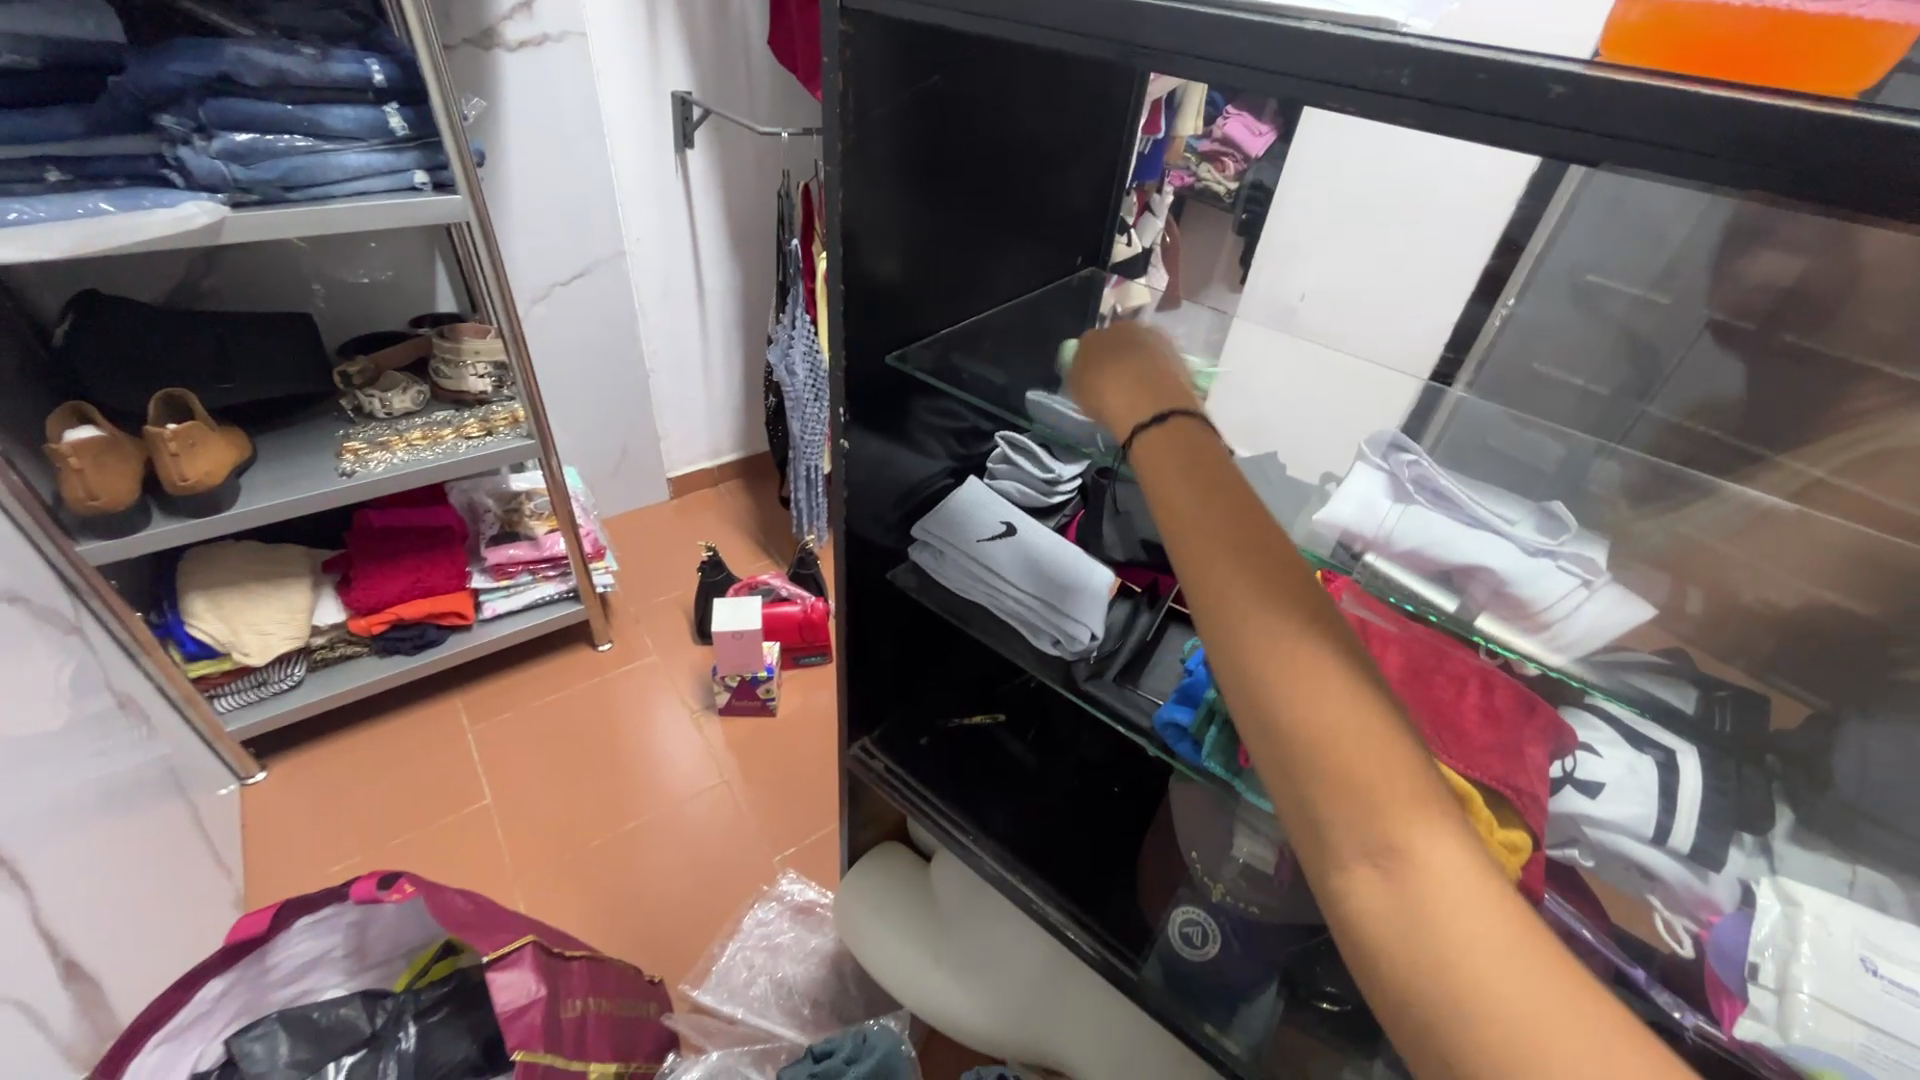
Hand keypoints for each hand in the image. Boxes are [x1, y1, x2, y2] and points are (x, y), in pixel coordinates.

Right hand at [1066, 322, 1201, 437]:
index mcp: (1094, 336)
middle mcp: (1124, 328)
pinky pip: (1160, 363)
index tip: (1093, 379)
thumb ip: (1079, 372)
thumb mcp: (1077, 389)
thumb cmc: (1104, 395)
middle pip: (1118, 341)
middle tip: (1116, 382)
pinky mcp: (1177, 354)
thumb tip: (1085, 367)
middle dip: (1117, 357)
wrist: (1149, 402)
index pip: (1089, 343)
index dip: (1091, 361)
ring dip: (1139, 364)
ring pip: (1141, 350)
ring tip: (1137, 390)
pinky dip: (1157, 374)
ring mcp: (1154, 338)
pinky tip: (1153, 392)